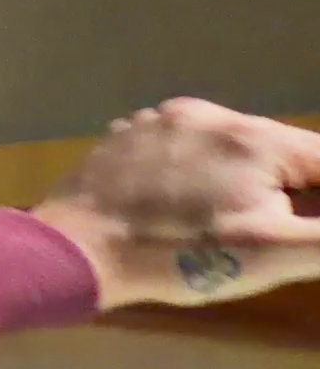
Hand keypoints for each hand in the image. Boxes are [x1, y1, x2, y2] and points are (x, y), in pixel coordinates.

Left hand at [31, 98, 319, 309]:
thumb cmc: (177, 254)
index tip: (297, 229)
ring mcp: (153, 121)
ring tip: (224, 220)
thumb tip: (317, 209)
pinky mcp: (123, 137)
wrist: (73, 248)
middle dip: (299, 191)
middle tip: (268, 230)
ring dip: (251, 182)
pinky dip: (205, 173)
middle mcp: (202, 114)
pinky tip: (188, 205)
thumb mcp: (285, 251)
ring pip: (236, 151)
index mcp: (250, 137)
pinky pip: (188, 150)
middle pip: (287, 153)